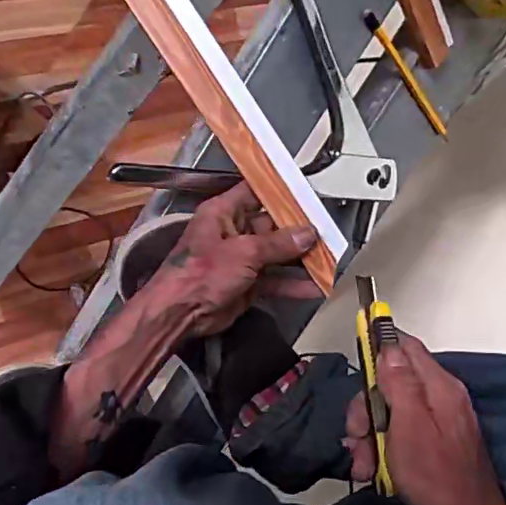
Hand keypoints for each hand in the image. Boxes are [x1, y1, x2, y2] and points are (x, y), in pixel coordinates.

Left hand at [144, 181, 325, 337]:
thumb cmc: (195, 274)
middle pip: (271, 225)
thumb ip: (278, 244)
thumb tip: (304, 235)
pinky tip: (313, 285)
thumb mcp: (244, 251)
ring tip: (325, 258)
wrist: (180, 312)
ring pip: (276, 255)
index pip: (254, 192)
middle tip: (323, 231)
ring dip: (299, 258)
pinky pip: (274, 280)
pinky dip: (292, 284)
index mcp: (222, 213)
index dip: (279, 192)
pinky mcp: (246, 283)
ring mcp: (239, 259)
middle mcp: (231, 233)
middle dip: (297, 231)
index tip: (304, 193)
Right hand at [346, 333, 505, 504]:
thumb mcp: (409, 427)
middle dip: (366, 407)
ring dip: (370, 434)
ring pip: (391, 409)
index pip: (405, 346)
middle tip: (357, 437)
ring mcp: (439, 419)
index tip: (356, 365)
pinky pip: (400, 430)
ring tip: (363, 464)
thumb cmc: (436, 477)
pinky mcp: (434, 440)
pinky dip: (383, 446)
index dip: (378, 348)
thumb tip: (388, 347)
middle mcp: (440, 396)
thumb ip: (400, 384)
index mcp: (438, 386)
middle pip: (391, 382)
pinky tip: (374, 468)